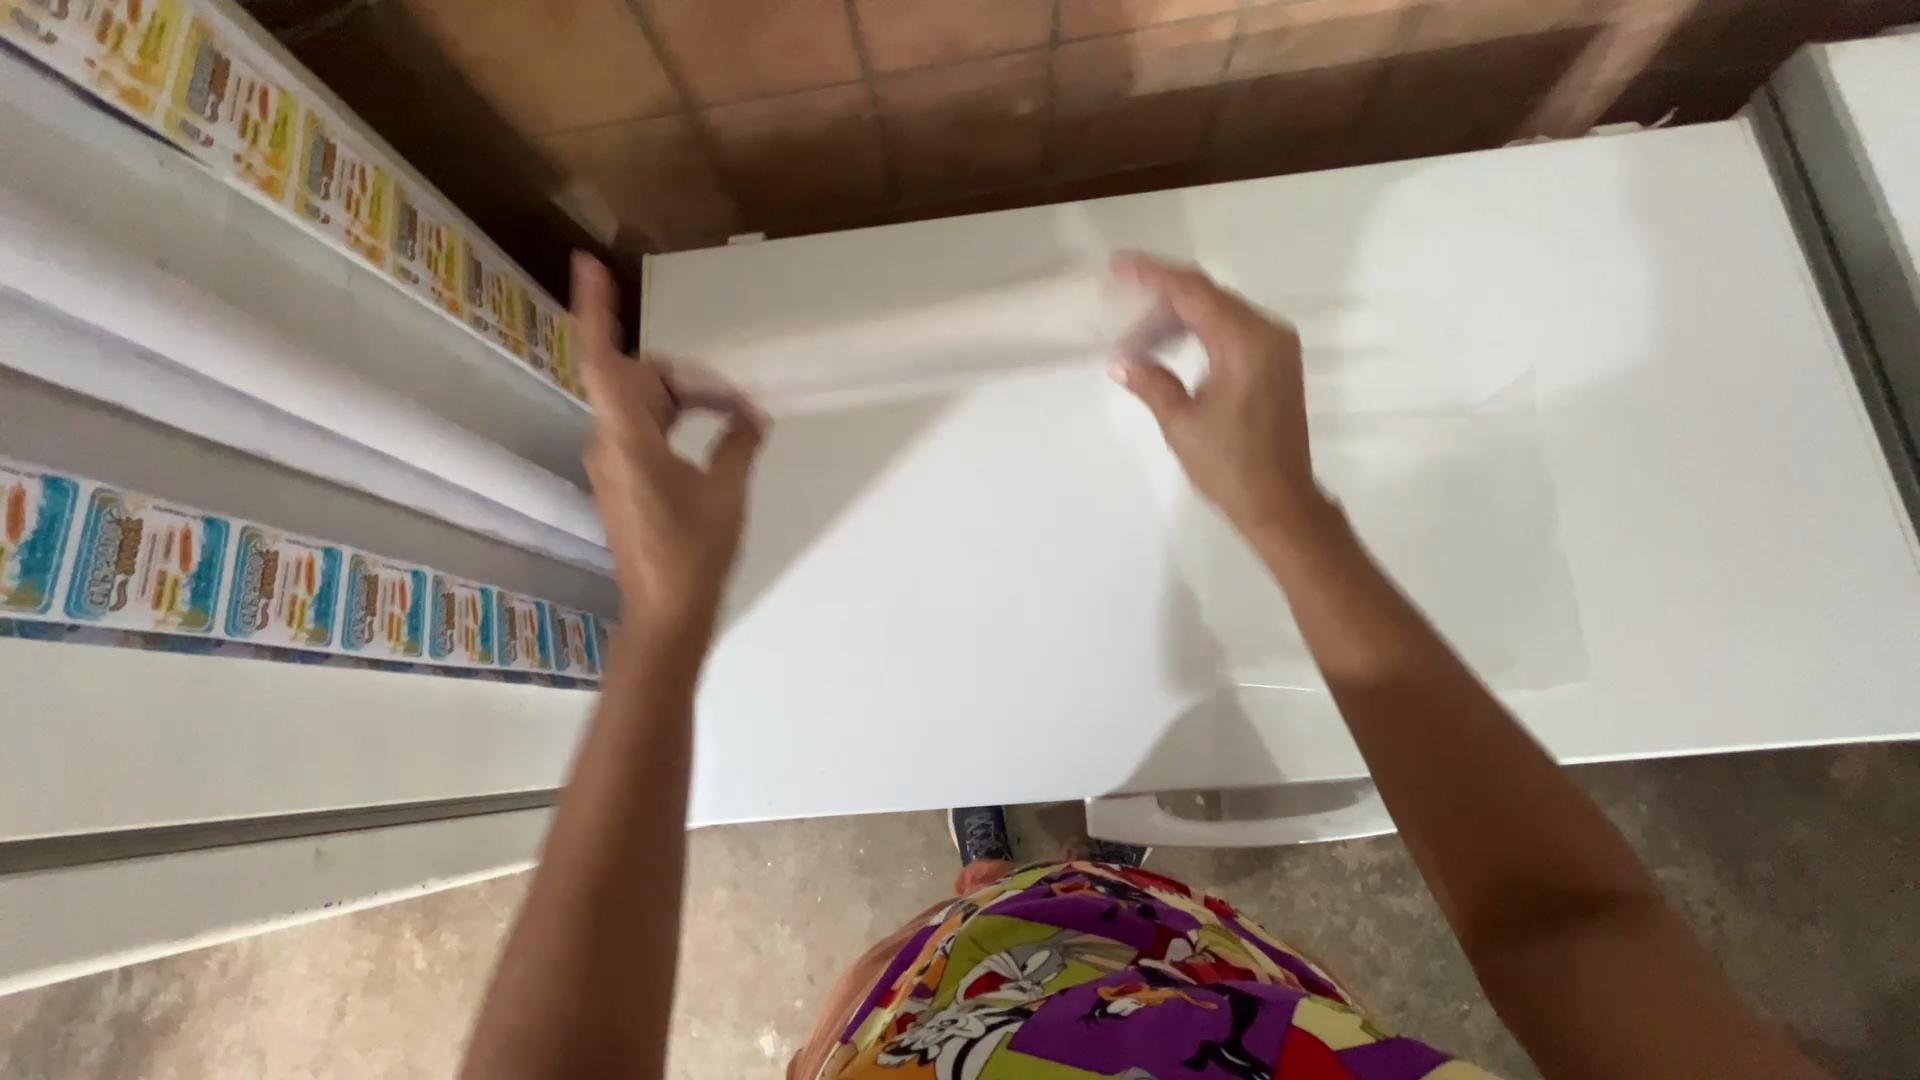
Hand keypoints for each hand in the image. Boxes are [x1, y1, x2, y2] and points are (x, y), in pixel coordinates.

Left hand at [572, 253, 766, 637]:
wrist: (666, 613)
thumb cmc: (697, 553)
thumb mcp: (727, 492)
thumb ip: (738, 444)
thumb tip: (752, 417)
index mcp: (629, 441)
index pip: (603, 363)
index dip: (595, 312)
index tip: (588, 265)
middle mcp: (609, 446)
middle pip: (637, 383)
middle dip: (686, 379)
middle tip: (738, 400)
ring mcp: (613, 467)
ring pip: (643, 410)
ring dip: (685, 404)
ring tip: (735, 419)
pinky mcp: (624, 485)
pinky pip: (645, 435)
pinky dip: (677, 426)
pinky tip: (715, 440)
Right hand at [1111, 253, 1323, 535]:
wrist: (1279, 500)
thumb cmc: (1229, 465)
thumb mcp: (1181, 424)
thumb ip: (1151, 383)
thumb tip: (1121, 361)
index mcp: (1244, 343)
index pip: (1193, 293)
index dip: (1154, 275)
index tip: (1119, 265)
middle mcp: (1267, 333)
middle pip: (1210, 295)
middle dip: (1164, 293)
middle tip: (1122, 297)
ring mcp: (1277, 346)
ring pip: (1221, 311)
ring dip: (1181, 313)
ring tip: (1139, 327)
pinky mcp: (1277, 362)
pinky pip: (1233, 329)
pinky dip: (1200, 329)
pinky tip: (1170, 343)